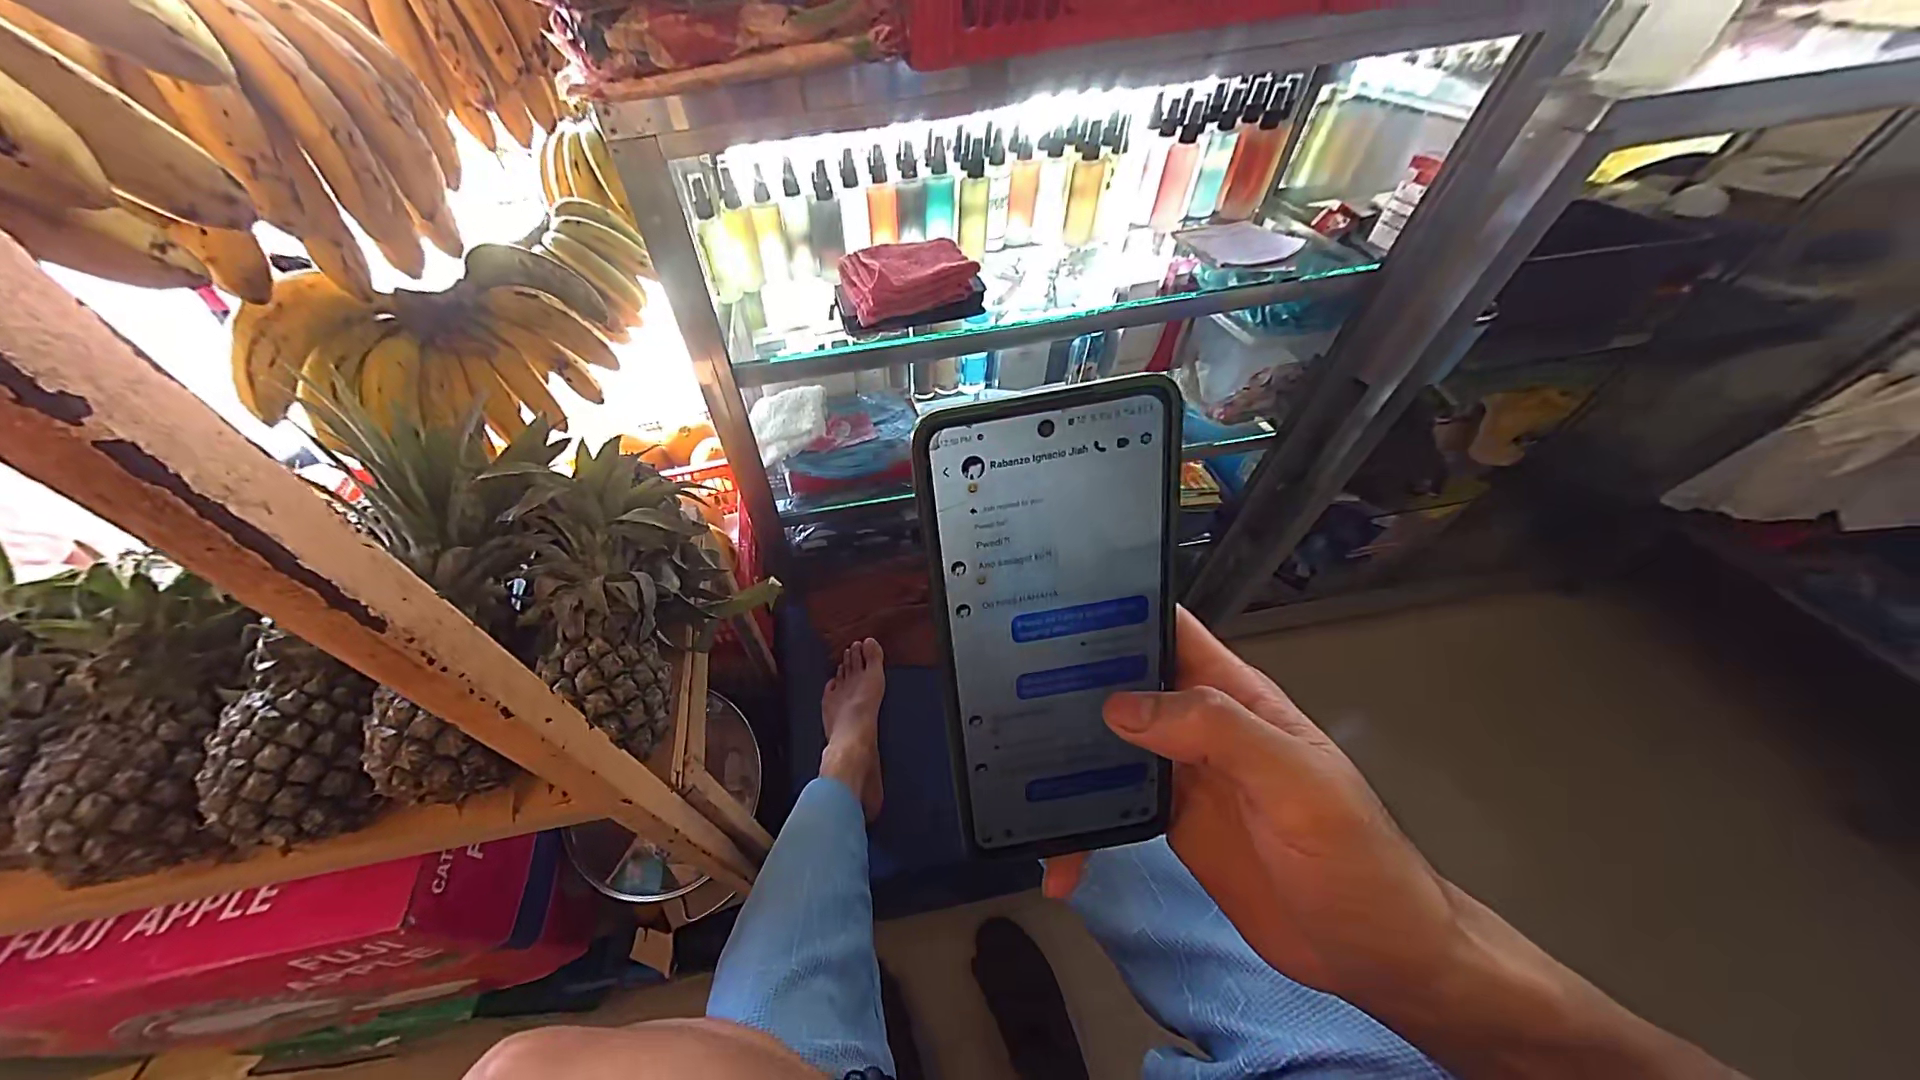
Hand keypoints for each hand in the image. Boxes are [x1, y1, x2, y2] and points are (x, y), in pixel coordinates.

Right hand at [1047, 609, 1739, 1078]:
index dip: (1116, 609)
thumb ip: (1217, 730)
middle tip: (1001, 678)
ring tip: (1004, 757)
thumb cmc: (1350, 855)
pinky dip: (1080, 828)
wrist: (1372, 952)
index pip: (1166, 630)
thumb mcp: (1295, 782)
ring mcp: (1176, 771)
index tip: (1052, 604)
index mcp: (1228, 694)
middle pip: (1122, 682)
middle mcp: (1194, 722)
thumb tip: (1118, 705)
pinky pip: (1109, 807)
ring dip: (1062, 751)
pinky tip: (1056, 858)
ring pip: (1106, 743)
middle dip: (1069, 677)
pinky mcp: (1164, 819)